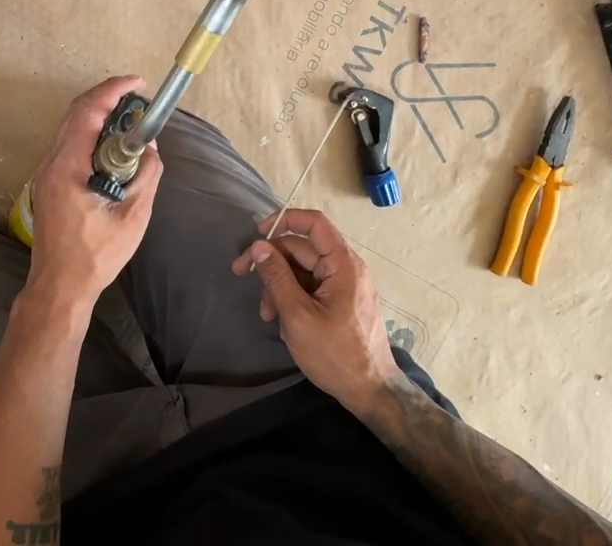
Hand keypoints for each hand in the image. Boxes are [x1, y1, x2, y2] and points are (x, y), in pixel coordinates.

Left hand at [24, 76, 161, 310]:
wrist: (59, 286)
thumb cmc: (95, 255)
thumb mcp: (133, 216)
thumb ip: (146, 176)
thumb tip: (151, 148)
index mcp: (67, 165)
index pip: (88, 112)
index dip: (113, 90)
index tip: (138, 83)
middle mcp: (52, 161)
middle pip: (76, 112)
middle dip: (107, 97)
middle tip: (137, 98)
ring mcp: (47, 171)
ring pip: (71, 126)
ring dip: (99, 114)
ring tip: (130, 117)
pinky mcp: (50, 181)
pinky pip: (70, 142)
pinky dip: (92, 132)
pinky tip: (113, 144)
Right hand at [231, 208, 403, 410]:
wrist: (371, 392)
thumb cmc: (336, 354)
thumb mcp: (298, 316)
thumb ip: (277, 277)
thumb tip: (258, 246)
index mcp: (343, 265)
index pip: (314, 223)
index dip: (284, 219)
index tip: (257, 233)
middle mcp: (345, 268)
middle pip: (302, 248)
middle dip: (271, 261)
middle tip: (240, 273)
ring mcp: (343, 285)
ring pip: (302, 269)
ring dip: (278, 284)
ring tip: (266, 312)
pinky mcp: (340, 301)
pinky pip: (310, 286)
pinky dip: (291, 296)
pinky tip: (279, 318)